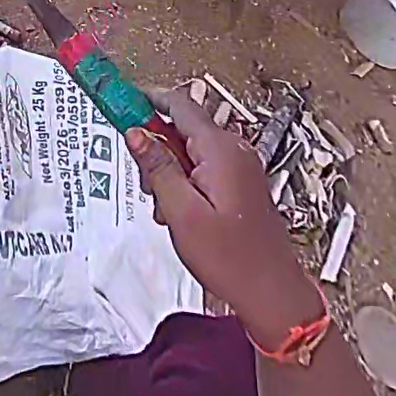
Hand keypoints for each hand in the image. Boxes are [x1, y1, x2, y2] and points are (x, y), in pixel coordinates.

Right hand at [125, 92, 324, 349]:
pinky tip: (180, 209)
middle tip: (145, 179)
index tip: (122, 103)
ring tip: (165, 204)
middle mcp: (233, 150)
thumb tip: (136, 133)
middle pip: (181, 127)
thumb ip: (157, 167)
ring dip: (168, 168)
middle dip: (156, 148)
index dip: (146, 100)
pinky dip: (184, 179)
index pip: (178, 104)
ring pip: (189, 148)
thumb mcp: (182, 212)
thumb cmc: (233, 260)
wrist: (273, 295)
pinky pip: (202, 164)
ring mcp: (239, 165)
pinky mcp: (239, 180)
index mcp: (220, 150)